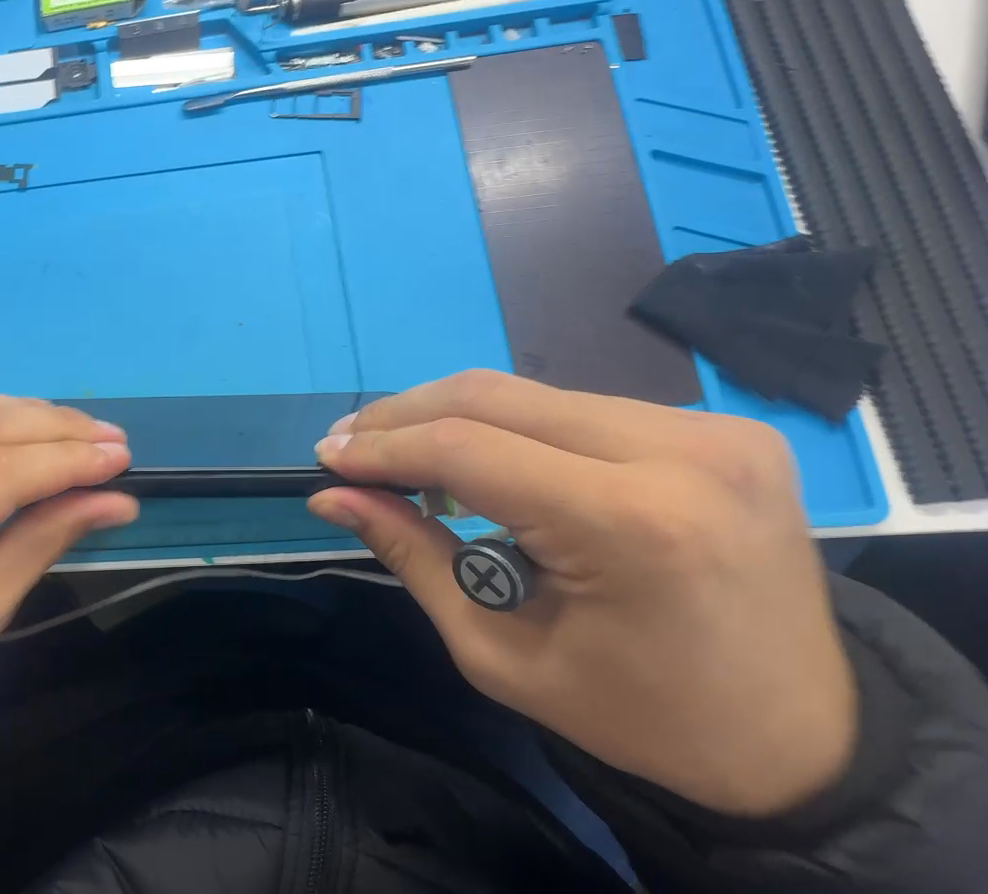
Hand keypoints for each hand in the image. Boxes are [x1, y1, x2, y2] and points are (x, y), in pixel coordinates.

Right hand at [309, 370, 857, 817]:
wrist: (807, 738)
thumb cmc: (641, 716)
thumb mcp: (500, 652)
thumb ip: (411, 556)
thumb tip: (332, 496)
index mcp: (632, 523)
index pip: (467, 449)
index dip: (382, 448)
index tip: (325, 461)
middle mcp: (680, 452)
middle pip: (494, 396)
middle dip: (404, 416)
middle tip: (348, 446)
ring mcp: (712, 430)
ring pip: (532, 394)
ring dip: (452, 419)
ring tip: (400, 456)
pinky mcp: (721, 428)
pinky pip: (577, 409)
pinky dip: (511, 428)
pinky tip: (482, 462)